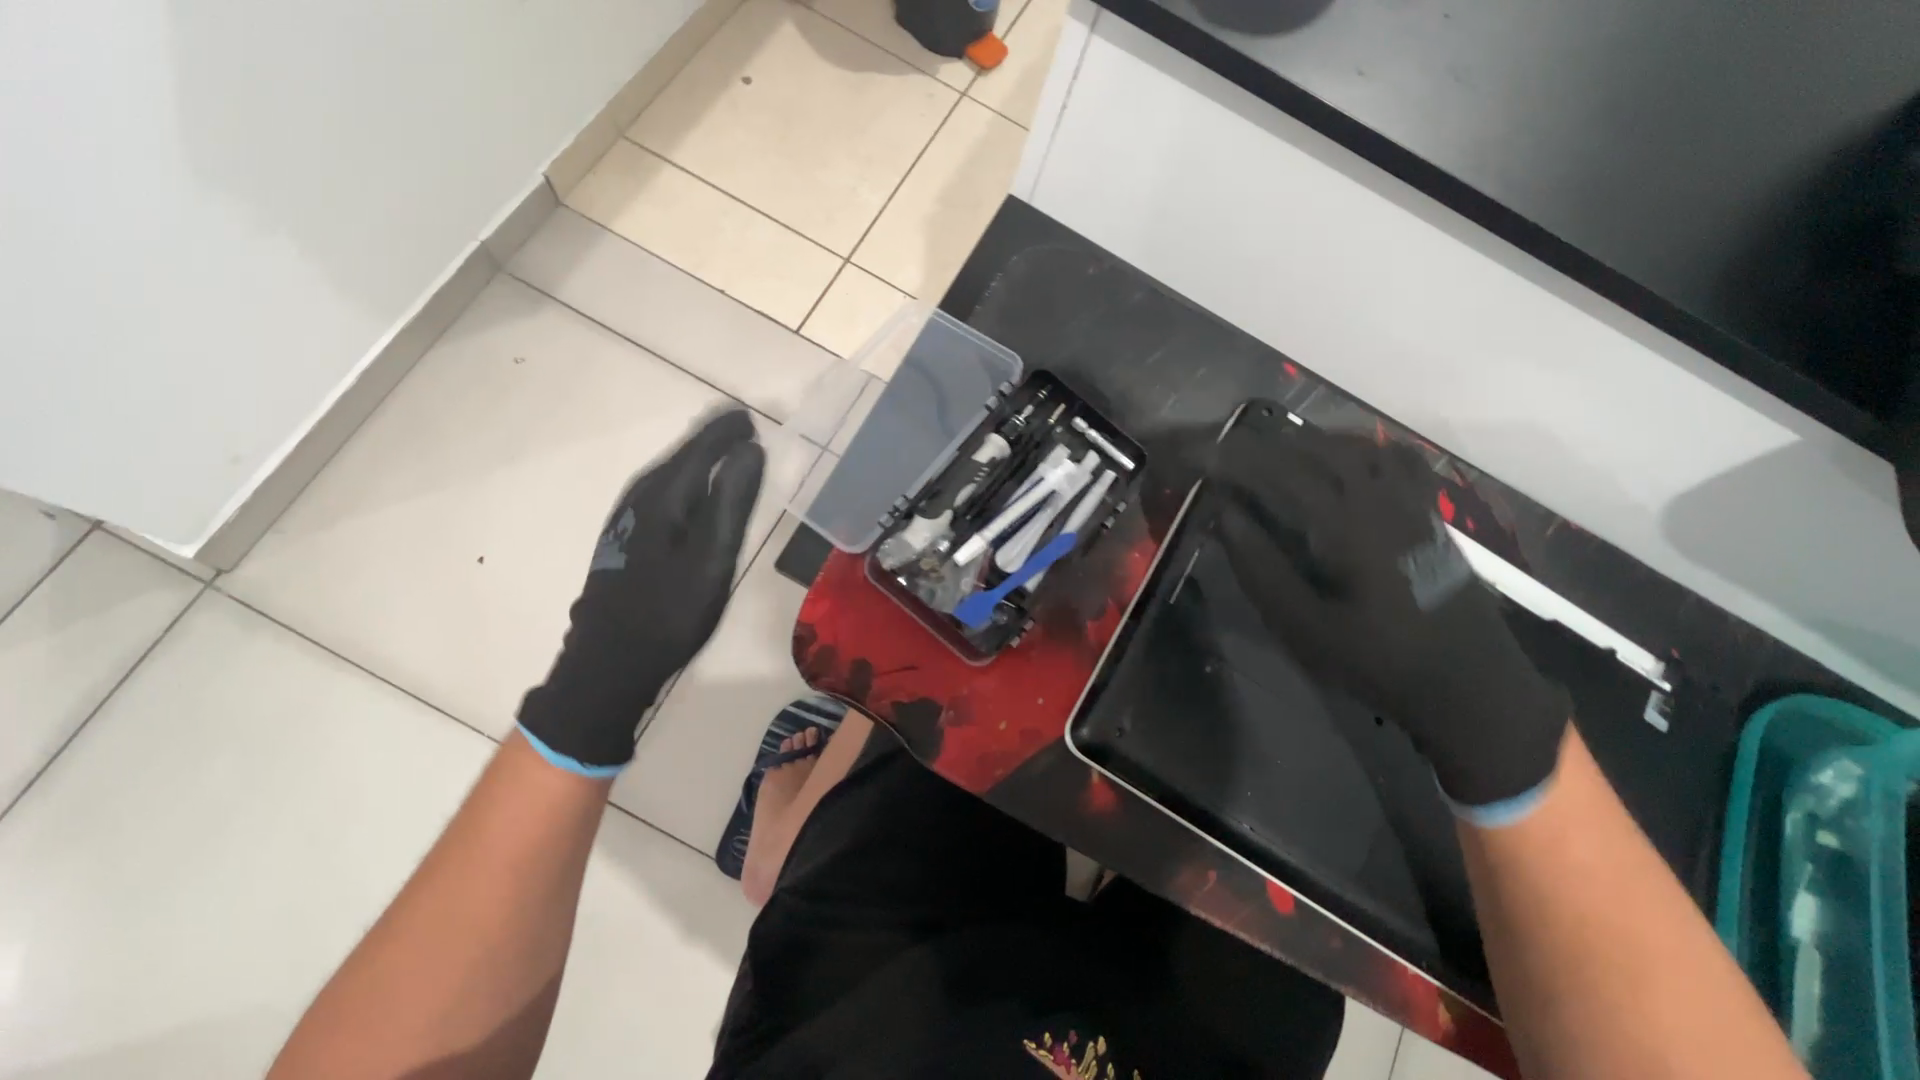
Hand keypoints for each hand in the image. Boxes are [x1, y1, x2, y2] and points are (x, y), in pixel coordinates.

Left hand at [518, 409, 765, 774]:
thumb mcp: (711, 560)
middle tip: (744, 429)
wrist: (608, 663)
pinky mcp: (623, 538)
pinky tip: (692, 493)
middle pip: (681, 455)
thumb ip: (732, 502)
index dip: (728, 431)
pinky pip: (661, 492)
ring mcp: (627, 518)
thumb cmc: (668, 613)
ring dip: (698, 459)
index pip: (701, 447)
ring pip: (668, 473)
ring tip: (725, 452)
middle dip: (712, 439)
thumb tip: (751, 450)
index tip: (753, 419)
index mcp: (663, 496)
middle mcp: (640, 497)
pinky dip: (684, 481)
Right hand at [1212, 408, 1567, 815]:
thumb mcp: (1305, 627)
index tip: (1196, 457)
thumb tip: (1225, 515)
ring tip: (1269, 452)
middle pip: (1315, 450)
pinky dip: (1358, 449)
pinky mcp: (1429, 513)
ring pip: (1354, 448)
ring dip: (1306, 442)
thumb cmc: (1378, 662)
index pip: (1279, 474)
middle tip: (1223, 452)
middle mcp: (1381, 499)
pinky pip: (1393, 459)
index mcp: (1347, 525)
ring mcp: (1411, 502)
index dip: (1233, 461)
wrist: (1471, 683)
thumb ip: (1262, 568)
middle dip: (1263, 445)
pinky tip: (1342, 462)